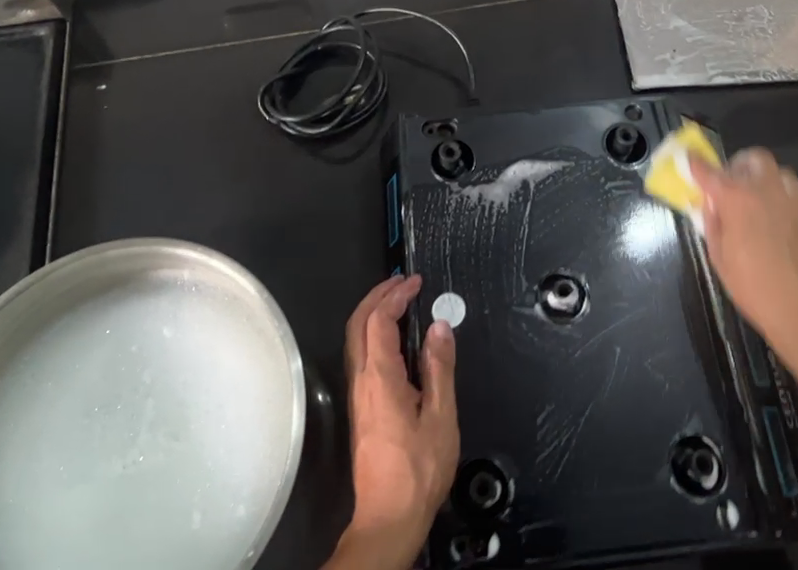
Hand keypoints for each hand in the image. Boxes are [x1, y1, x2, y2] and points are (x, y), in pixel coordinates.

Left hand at [330, 274, 457, 569]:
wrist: (390, 515)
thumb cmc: (419, 469)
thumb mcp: (441, 417)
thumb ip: (439, 368)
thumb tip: (439, 328)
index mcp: (380, 378)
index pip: (379, 321)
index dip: (395, 295)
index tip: (415, 282)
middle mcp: (362, 381)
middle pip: (358, 324)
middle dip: (377, 296)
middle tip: (402, 282)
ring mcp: (358, 395)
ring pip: (356, 340)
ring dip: (373, 314)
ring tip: (399, 302)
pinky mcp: (362, 408)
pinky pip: (362, 356)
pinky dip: (375, 335)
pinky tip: (396, 340)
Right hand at [691, 149, 797, 343]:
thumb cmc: (753, 288)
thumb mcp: (719, 258)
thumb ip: (712, 224)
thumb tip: (710, 204)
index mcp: (737, 199)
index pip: (710, 171)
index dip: (696, 164)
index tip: (689, 159)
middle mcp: (766, 191)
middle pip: (753, 158)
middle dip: (738, 165)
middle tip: (729, 184)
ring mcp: (792, 201)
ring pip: (777, 172)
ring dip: (762, 178)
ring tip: (753, 199)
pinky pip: (791, 193)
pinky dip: (778, 197)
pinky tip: (772, 221)